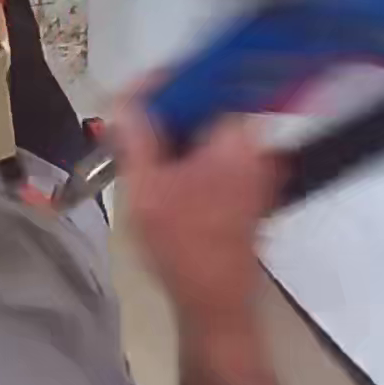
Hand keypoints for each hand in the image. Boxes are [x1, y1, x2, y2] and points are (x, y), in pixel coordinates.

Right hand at [114, 105, 283, 331]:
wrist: (213, 303)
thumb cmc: (180, 242)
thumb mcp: (144, 183)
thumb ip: (135, 133)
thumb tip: (127, 96)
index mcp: (237, 141)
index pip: (208, 84)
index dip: (169, 81)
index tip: (136, 91)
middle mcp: (256, 149)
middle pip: (207, 104)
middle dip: (165, 106)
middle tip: (129, 117)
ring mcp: (255, 169)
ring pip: (207, 128)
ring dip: (173, 128)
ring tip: (137, 140)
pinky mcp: (248, 187)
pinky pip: (213, 150)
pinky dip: (186, 149)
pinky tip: (157, 164)